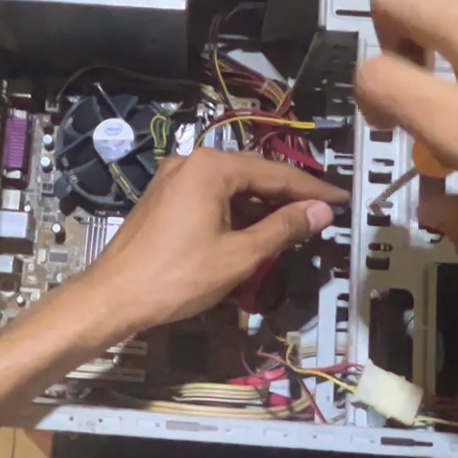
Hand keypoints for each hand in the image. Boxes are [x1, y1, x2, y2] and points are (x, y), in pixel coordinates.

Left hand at [70, 149, 345, 335]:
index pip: (275, 173)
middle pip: (253, 175)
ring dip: (262, 206)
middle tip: (323, 214)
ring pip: (232, 187)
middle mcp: (193, 161)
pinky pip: (211, 197)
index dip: (312, 189)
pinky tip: (255, 230)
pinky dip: (236, 212)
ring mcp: (174, 178)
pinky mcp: (165, 197)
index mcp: (212, 167)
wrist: (114, 297)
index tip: (342, 199)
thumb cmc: (179, 276)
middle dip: (288, 196)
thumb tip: (322, 210)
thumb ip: (283, 228)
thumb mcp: (239, 255)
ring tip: (296, 225)